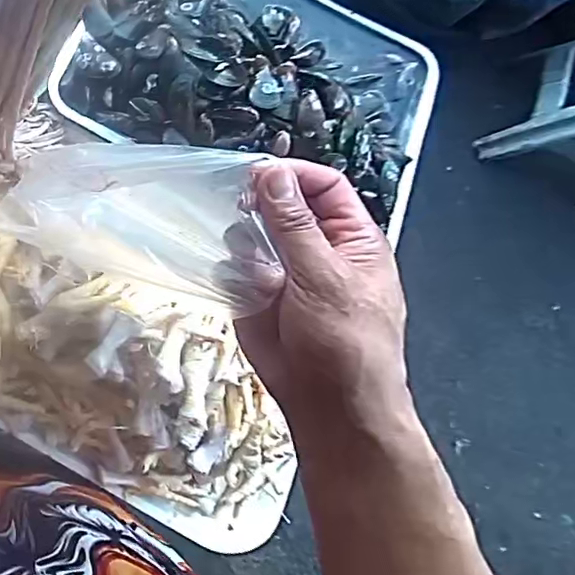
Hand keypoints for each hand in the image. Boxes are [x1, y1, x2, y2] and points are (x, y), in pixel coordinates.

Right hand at [235, 160, 410, 436]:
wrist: (325, 399)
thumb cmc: (346, 340)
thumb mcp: (323, 275)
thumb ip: (293, 223)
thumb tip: (271, 175)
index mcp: (349, 237)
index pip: (323, 186)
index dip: (292, 175)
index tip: (256, 175)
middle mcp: (312, 247)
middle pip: (280, 204)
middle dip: (257, 203)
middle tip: (237, 208)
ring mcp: (280, 269)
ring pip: (249, 232)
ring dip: (239, 236)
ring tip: (242, 256)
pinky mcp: (252, 289)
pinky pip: (230, 263)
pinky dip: (225, 264)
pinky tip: (231, 277)